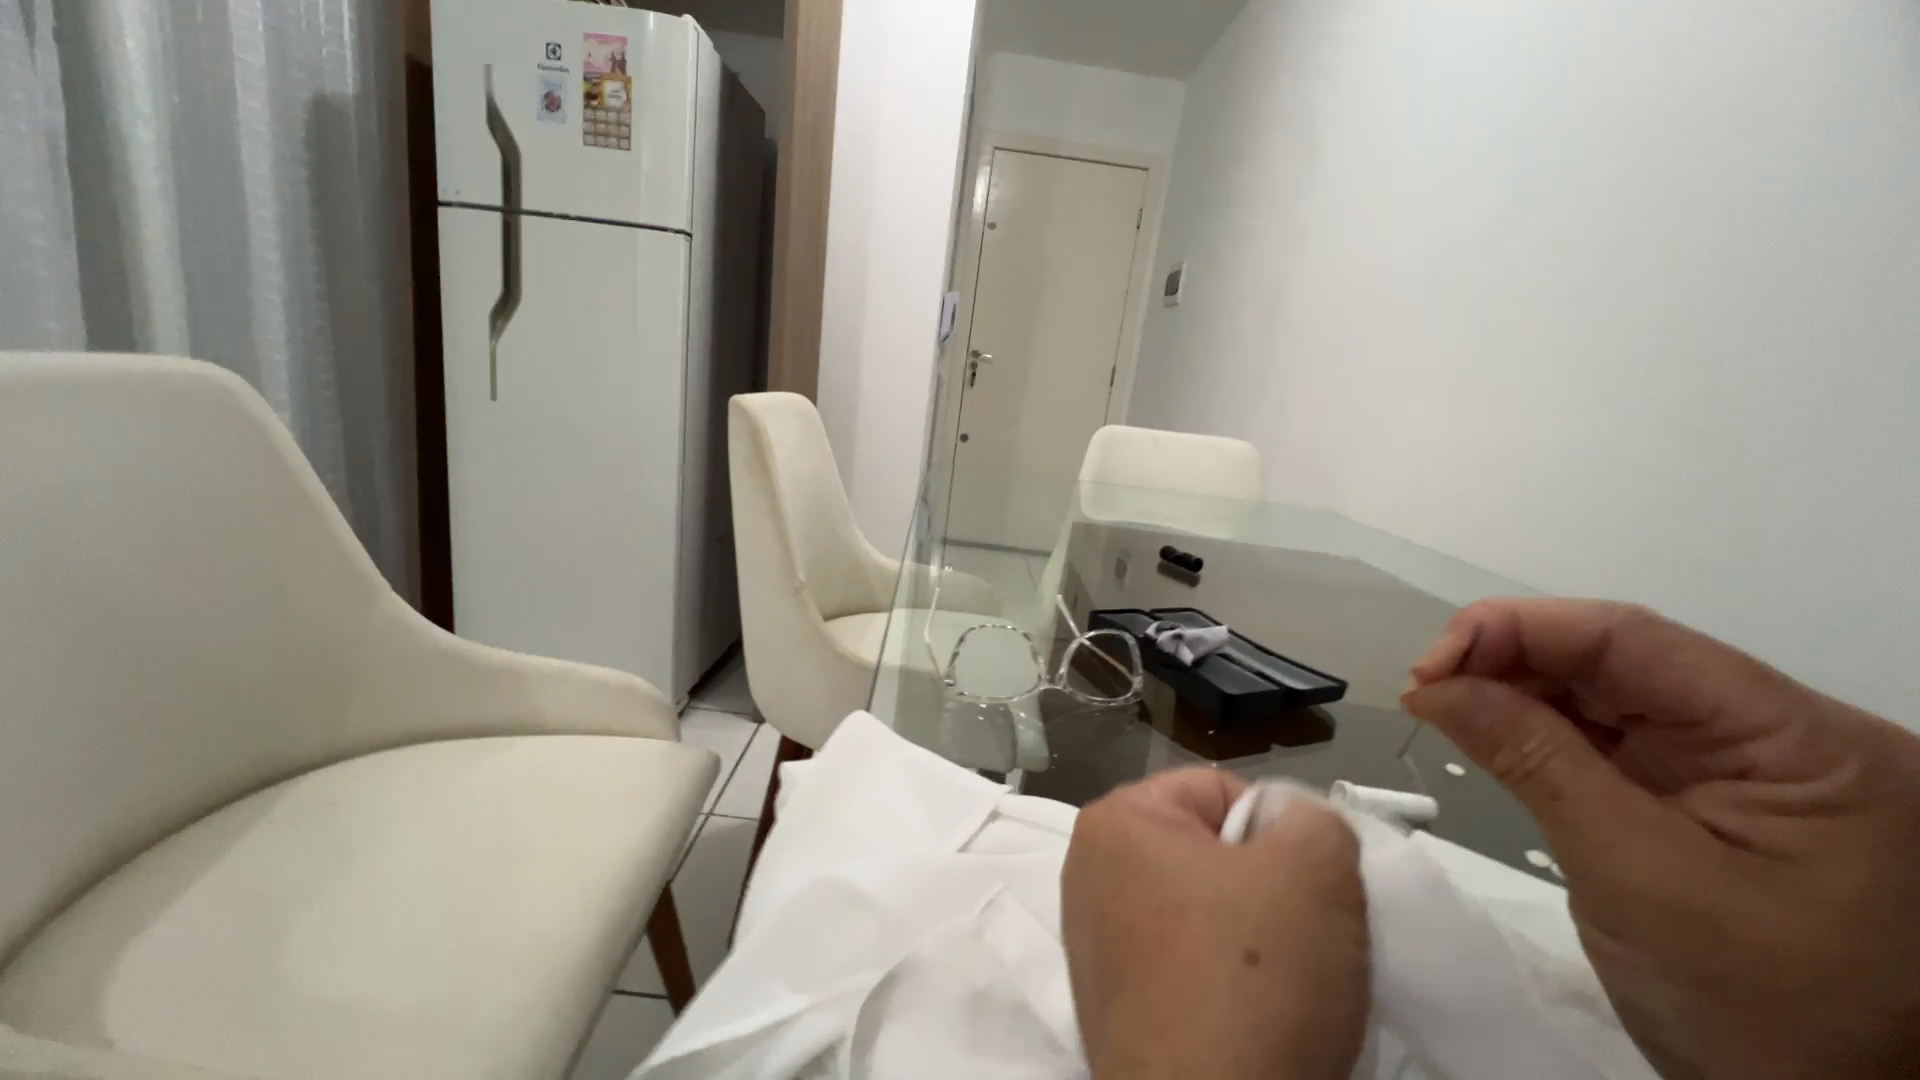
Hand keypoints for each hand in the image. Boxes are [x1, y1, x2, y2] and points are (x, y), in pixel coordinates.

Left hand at [1061, 768, 1368, 1079]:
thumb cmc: (1254, 977)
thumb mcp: (1316, 867)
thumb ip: (1315, 819)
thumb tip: (1294, 827)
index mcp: (1115, 821)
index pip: (1219, 791)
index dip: (1278, 830)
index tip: (1305, 886)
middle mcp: (1087, 871)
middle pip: (1208, 851)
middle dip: (1266, 884)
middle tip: (1303, 932)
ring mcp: (1093, 940)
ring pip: (1200, 910)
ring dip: (1250, 936)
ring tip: (1283, 980)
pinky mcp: (1111, 1002)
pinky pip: (1183, 963)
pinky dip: (1223, 980)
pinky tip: (1254, 1015)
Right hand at [1403, 599, 1919, 1078]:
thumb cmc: (1754, 1004)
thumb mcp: (1634, 875)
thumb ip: (1534, 762)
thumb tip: (1434, 687)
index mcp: (1798, 738)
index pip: (1633, 640)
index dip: (1516, 630)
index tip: (1429, 668)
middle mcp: (1774, 730)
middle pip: (1617, 657)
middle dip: (1507, 660)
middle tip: (1424, 692)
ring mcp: (1740, 761)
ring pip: (1604, 690)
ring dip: (1514, 691)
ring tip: (1442, 708)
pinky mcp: (1702, 791)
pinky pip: (1608, 735)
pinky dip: (1537, 729)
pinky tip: (1488, 730)